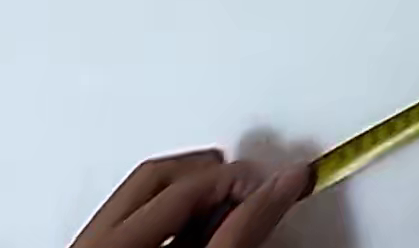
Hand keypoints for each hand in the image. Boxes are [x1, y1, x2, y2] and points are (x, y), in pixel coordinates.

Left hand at [70, 149, 312, 247]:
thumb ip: (245, 230)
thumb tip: (285, 182)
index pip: (190, 183)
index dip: (243, 178)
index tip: (280, 187)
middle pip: (160, 178)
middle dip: (216, 177)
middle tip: (255, 194)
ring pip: (143, 199)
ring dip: (195, 198)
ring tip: (231, 218)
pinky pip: (133, 228)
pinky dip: (175, 226)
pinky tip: (199, 242)